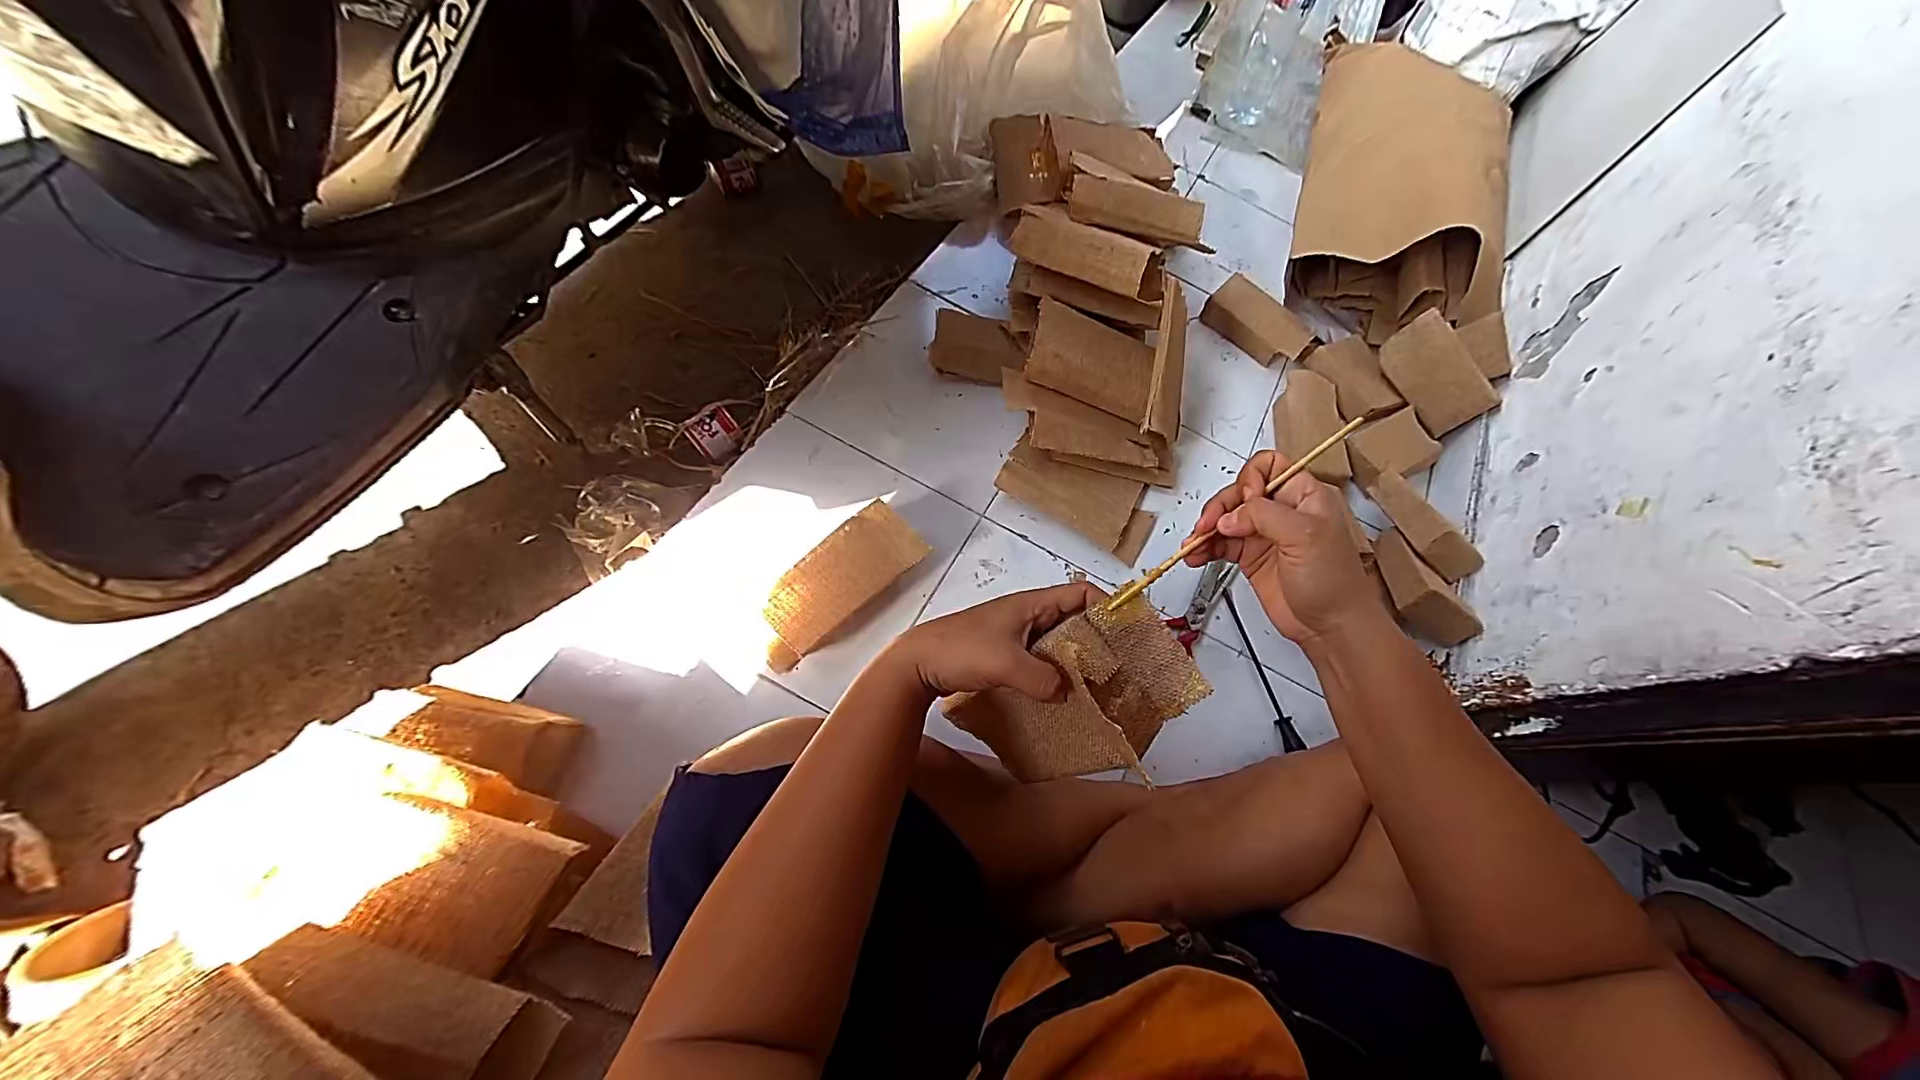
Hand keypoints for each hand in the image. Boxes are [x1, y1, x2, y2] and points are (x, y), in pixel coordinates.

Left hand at [887, 582, 1103, 699]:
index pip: (1080, 593)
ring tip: (1094, 684)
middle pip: (1073, 620)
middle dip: (1096, 639)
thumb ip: (1041, 678)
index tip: (1125, 630)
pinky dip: (1053, 673)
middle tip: (1116, 664)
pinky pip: (1039, 660)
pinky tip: (1059, 694)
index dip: (1106, 605)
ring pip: (1056, 643)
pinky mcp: (1004, 655)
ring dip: (1074, 660)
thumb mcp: (1005, 663)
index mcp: (1030, 604)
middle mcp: (1026, 615)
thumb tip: (1066, 692)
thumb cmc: (957, 650)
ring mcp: (1014, 635)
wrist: (915, 663)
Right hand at [1183, 451, 1378, 644]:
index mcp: (1304, 496)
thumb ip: (1264, 515)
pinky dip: (1204, 548)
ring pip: (1225, 518)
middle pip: (1238, 493)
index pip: (1269, 466)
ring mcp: (1264, 534)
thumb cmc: (1334, 582)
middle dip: (1219, 507)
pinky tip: (1195, 556)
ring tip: (1194, 545)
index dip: (1250, 480)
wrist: (1331, 627)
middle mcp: (1283, 511)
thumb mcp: (1305, 536)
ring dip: (1205, 529)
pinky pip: (1219, 544)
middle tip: (1207, 527)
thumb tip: (1229, 516)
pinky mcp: (1250, 557)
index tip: (1243, 503)